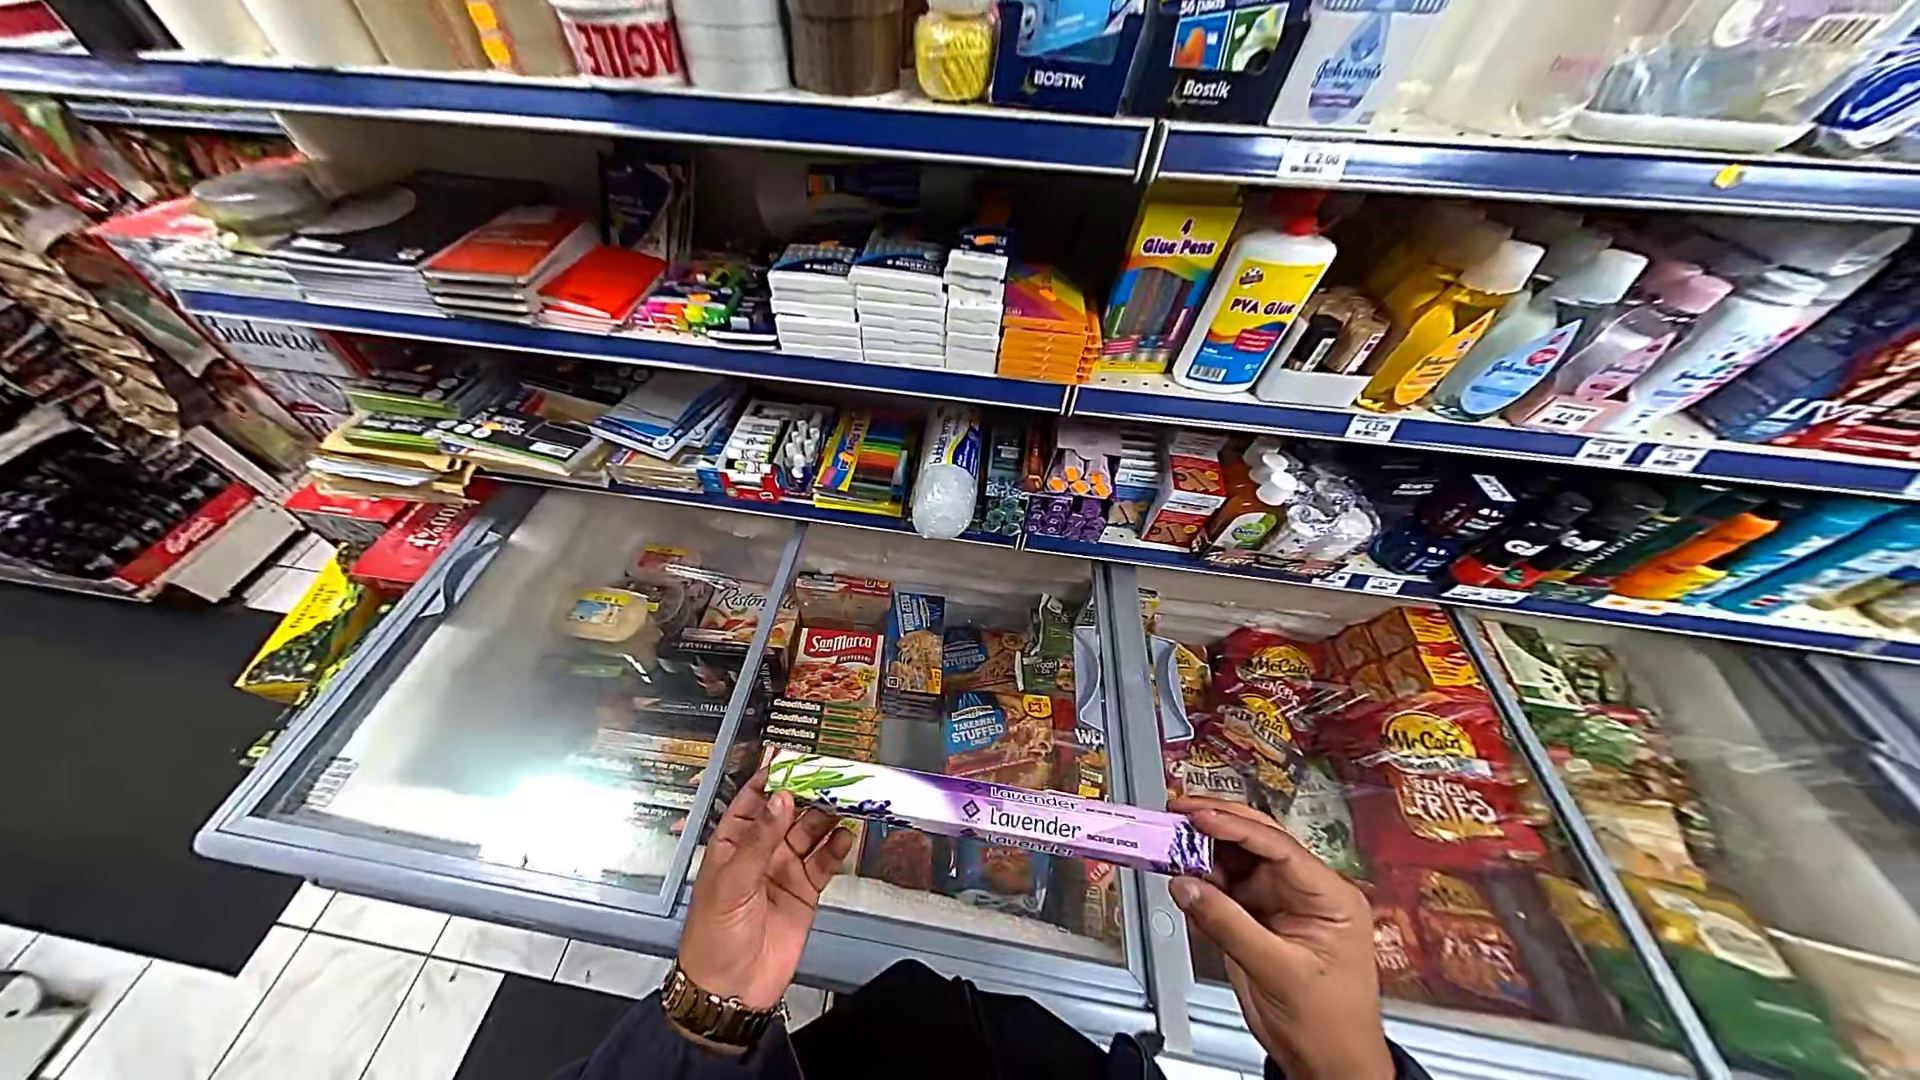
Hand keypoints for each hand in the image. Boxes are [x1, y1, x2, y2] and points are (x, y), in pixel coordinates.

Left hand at [678, 769, 855, 1011]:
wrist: (730, 991)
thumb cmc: (713, 937)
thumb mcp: (732, 882)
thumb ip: (760, 840)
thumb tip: (781, 799)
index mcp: (734, 841)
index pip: (755, 798)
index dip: (774, 777)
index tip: (794, 759)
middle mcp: (762, 849)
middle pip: (790, 810)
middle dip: (810, 793)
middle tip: (832, 778)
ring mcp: (785, 867)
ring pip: (811, 830)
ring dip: (828, 816)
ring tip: (846, 802)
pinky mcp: (805, 888)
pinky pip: (825, 860)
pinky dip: (837, 847)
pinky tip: (845, 838)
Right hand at [1168, 797, 1392, 1079]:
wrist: (1328, 1069)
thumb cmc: (1330, 1028)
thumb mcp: (1279, 974)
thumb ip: (1229, 925)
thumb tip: (1186, 885)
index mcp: (1328, 895)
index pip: (1277, 845)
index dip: (1235, 825)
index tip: (1199, 816)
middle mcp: (1302, 887)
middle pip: (1254, 839)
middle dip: (1214, 821)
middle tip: (1178, 810)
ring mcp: (1276, 897)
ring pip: (1232, 854)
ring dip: (1201, 846)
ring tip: (1172, 838)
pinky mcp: (1253, 910)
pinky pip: (1220, 881)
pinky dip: (1198, 875)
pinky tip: (1181, 872)